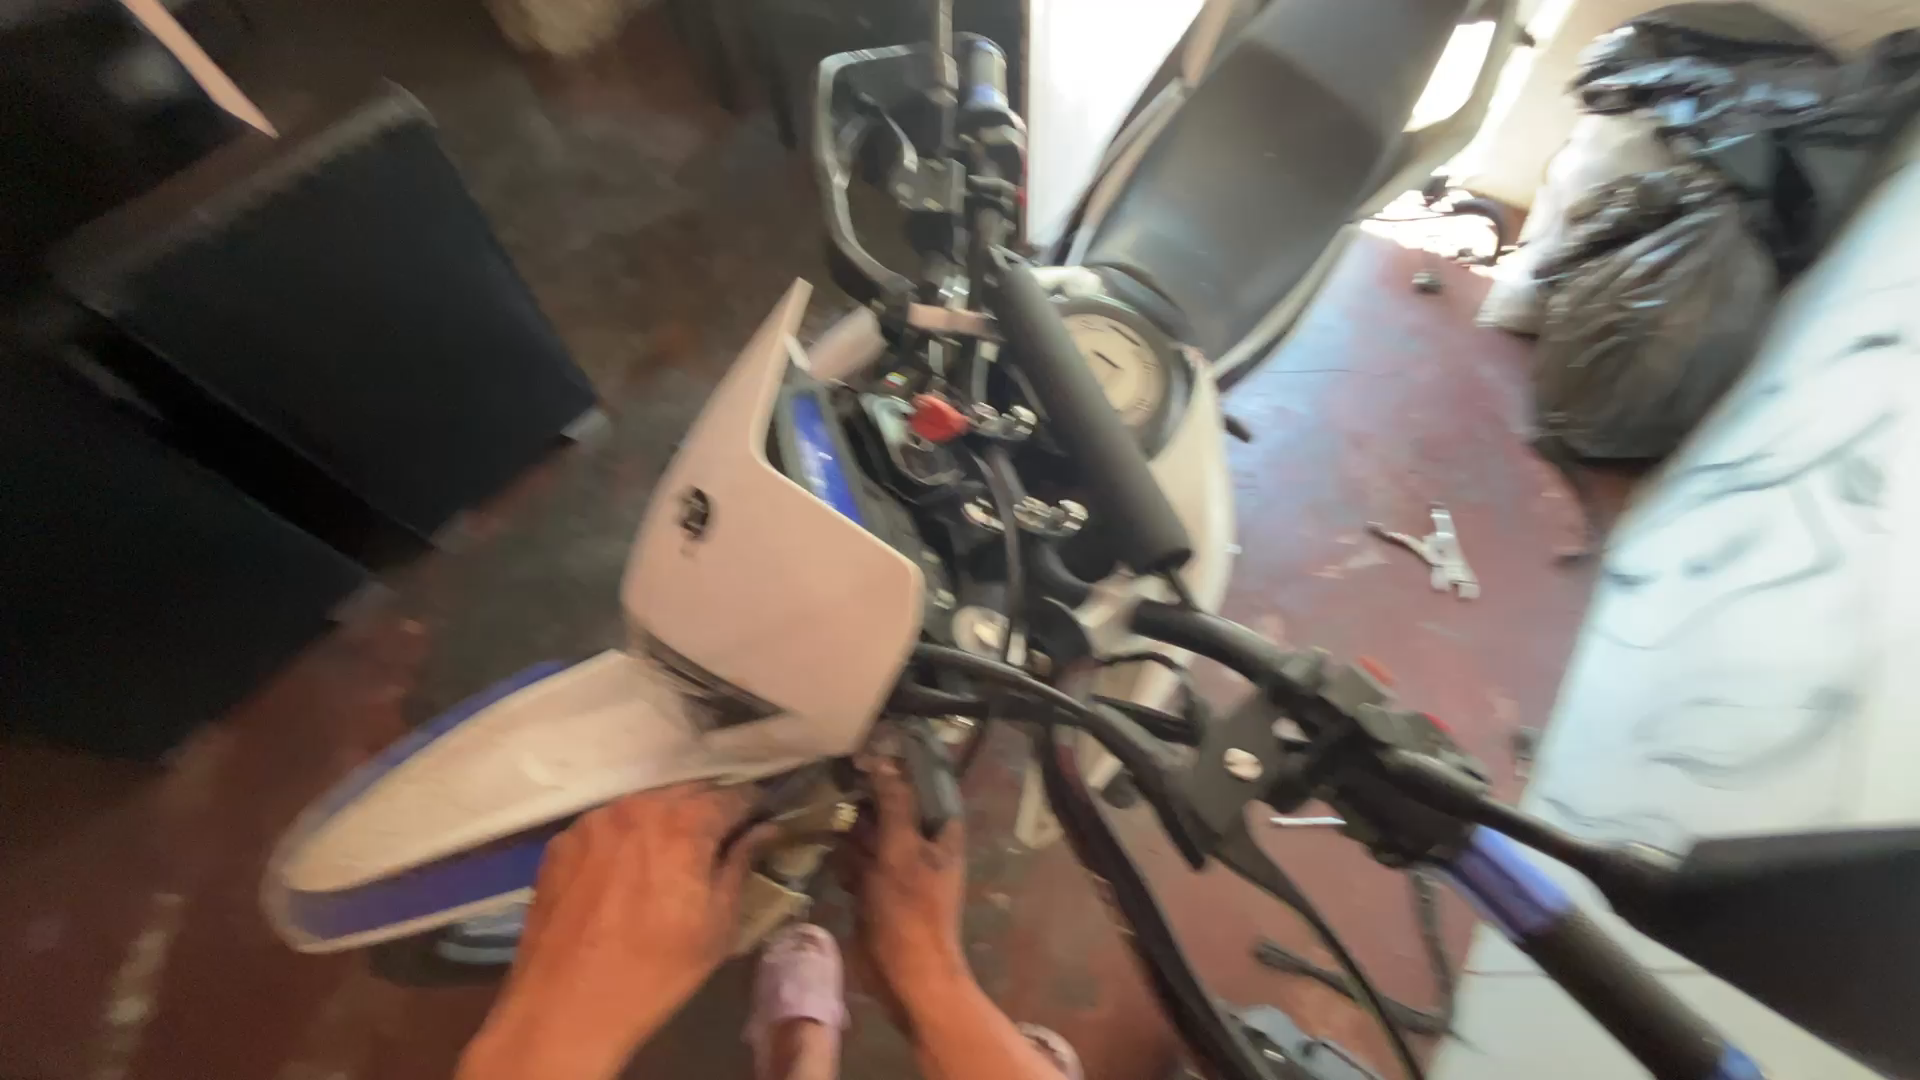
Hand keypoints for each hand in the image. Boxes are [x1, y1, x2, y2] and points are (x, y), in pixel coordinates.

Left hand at [458, 784, 773, 1079]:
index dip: (755, 807)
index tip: (763, 823)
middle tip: (720, 840)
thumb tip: (766, 829)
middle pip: (691, 791)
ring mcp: (597, 820)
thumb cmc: (654, 970)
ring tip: (671, 854)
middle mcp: (641, 806)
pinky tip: (626, 870)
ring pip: (648, 803)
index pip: (736, 795)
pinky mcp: (564, 841)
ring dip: (668, 819)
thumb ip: (743, 863)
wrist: (561, 1012)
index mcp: (685, 823)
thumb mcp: (718, 923)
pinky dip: (628, 835)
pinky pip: (611, 823)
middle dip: (712, 810)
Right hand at [838, 754, 968, 999]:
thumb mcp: (902, 849)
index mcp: (941, 829)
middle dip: (865, 792)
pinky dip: (840, 849)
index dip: (898, 764)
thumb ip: (894, 803)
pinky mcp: (874, 886)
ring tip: (818, 795)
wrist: (906, 976)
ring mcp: (896, 864)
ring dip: (848, 819)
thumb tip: (882, 761)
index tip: (866, 748)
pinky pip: (855, 858)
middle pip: (892, 805)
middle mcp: (921, 842)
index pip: (921, 782)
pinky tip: (817, 833)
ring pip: (870, 830)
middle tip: (833, 769)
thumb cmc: (910, 910)